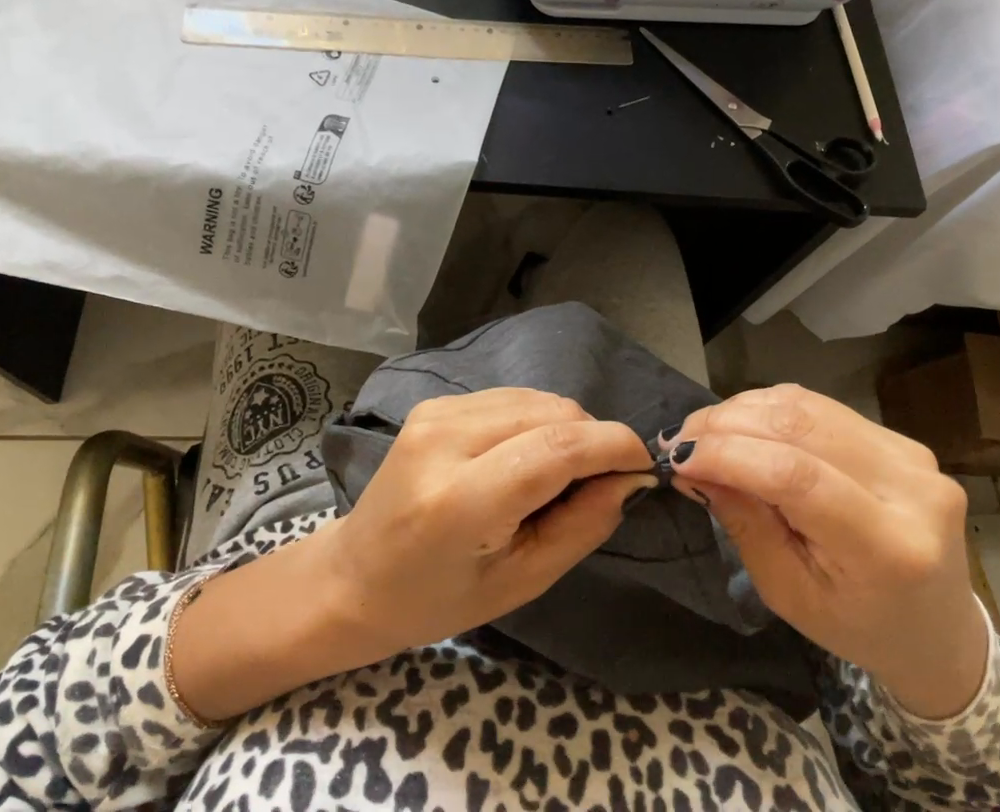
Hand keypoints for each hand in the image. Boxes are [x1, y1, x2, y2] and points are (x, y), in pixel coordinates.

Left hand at [323, 387, 656, 654]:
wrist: (354, 578)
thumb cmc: (437, 600)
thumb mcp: (520, 582)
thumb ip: (581, 526)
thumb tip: (630, 478)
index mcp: (461, 499)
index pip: (558, 447)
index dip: (614, 447)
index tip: (645, 466)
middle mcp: (445, 439)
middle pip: (553, 413)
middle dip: (593, 440)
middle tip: (597, 486)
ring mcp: (435, 414)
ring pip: (537, 398)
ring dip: (567, 429)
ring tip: (556, 478)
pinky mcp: (434, 404)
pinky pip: (512, 398)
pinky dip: (537, 422)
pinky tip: (526, 458)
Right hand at [669, 384, 989, 719]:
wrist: (936, 631)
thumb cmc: (856, 626)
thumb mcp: (788, 593)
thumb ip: (745, 523)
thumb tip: (693, 465)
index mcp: (886, 548)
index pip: (797, 476)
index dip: (729, 455)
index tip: (677, 456)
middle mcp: (912, 490)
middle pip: (802, 428)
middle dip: (727, 424)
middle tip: (677, 439)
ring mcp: (914, 458)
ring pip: (810, 407)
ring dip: (744, 410)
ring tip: (703, 431)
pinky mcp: (905, 442)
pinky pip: (825, 409)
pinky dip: (773, 410)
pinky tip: (742, 425)